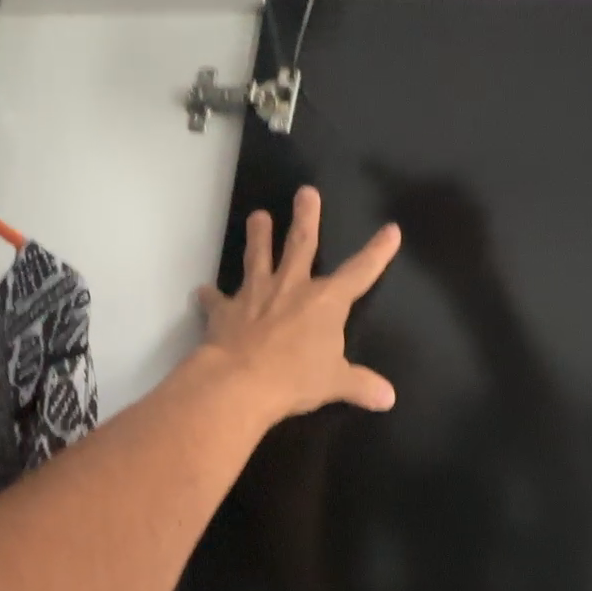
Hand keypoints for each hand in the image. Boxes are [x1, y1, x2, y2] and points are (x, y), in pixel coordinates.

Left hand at [195, 187, 399, 420]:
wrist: (241, 382)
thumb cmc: (295, 379)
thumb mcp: (335, 383)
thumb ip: (361, 385)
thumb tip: (388, 398)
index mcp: (326, 301)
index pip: (360, 272)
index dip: (377, 252)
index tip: (390, 230)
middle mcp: (291, 287)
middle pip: (301, 244)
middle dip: (306, 217)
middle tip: (305, 192)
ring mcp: (255, 294)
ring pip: (258, 257)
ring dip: (258, 236)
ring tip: (257, 216)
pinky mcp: (225, 310)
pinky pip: (216, 300)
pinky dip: (209, 297)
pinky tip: (201, 291)